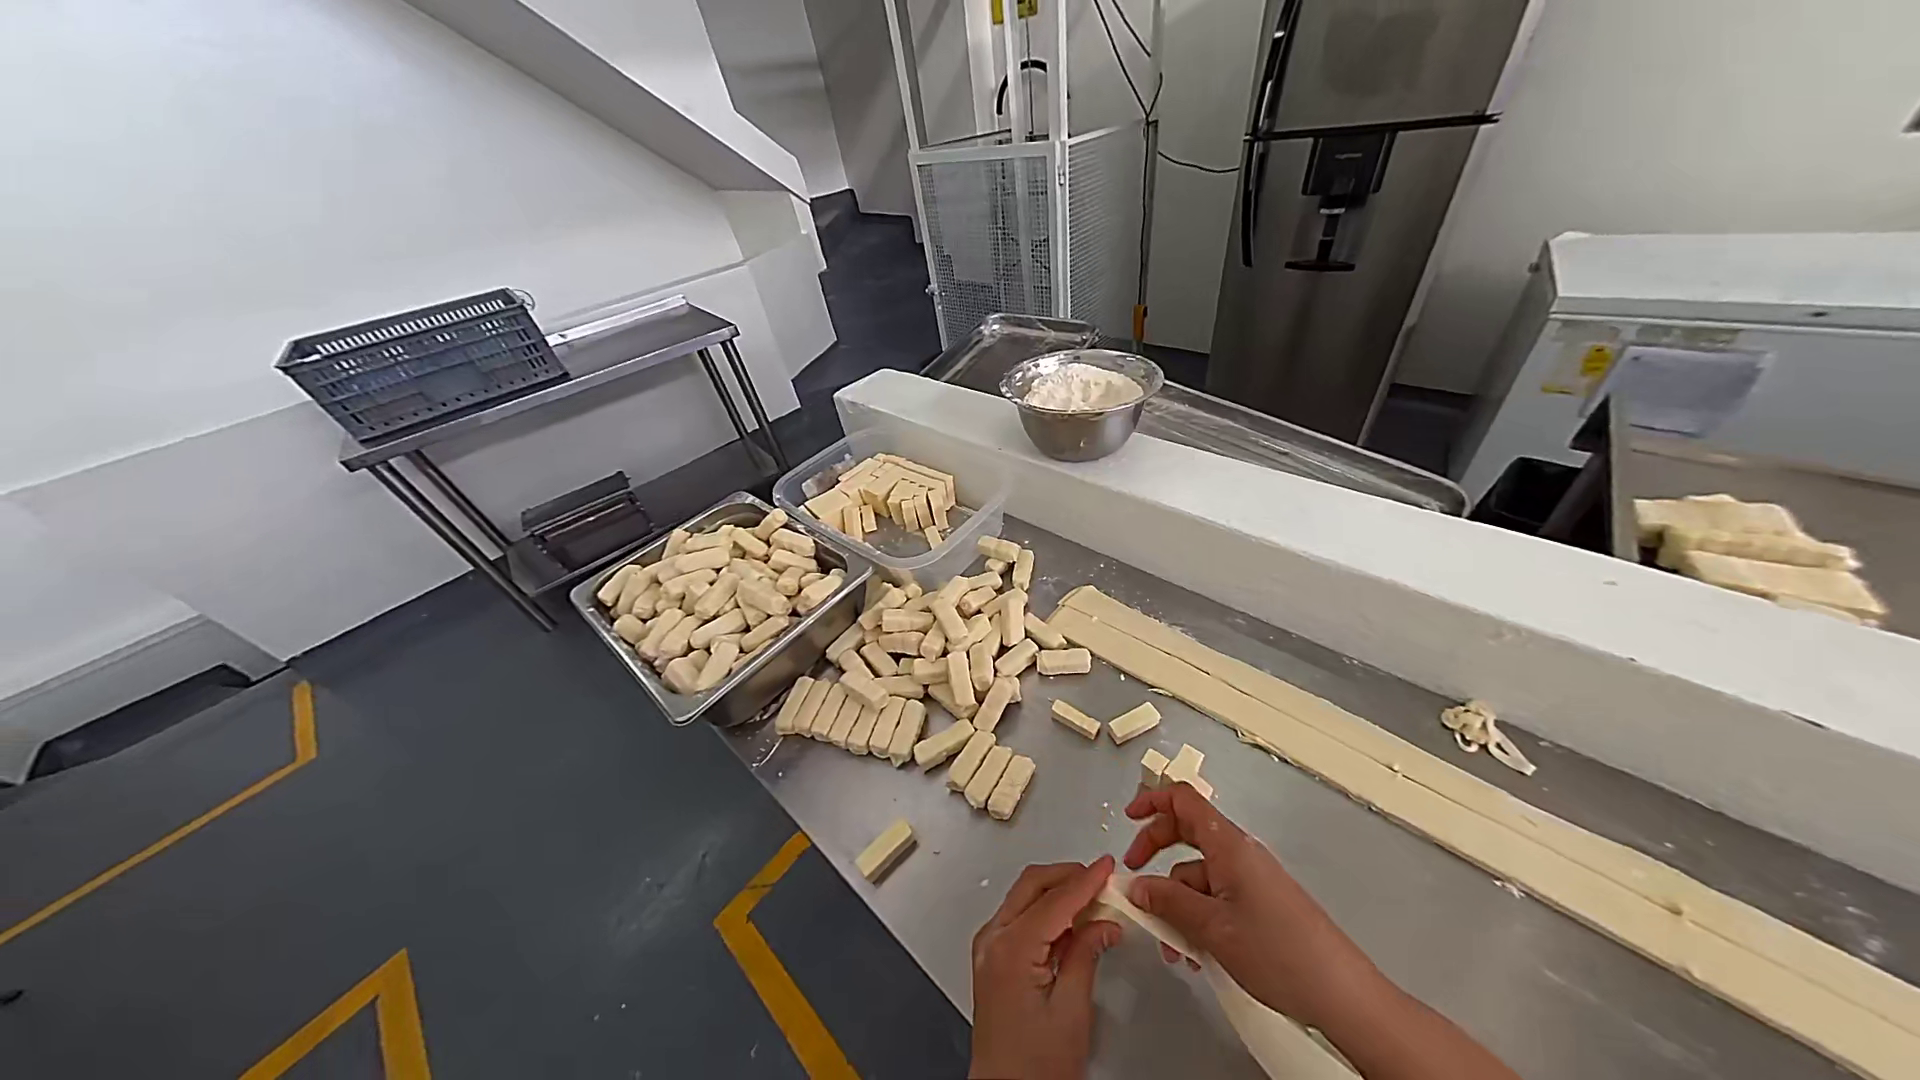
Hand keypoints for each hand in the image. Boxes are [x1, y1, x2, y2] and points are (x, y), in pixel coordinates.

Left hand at [969, 857, 1119, 1079]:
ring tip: (1093, 900)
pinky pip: (1020, 916)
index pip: (1054, 899)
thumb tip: (1102, 923)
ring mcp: (989, 947)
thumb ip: (1085, 955)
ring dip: (1057, 892)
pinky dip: (1046, 910)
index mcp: (1011, 950)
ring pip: (1024, 896)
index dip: (1085, 880)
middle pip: (1032, 885)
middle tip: (1101, 879)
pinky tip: (1070, 922)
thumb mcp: (1072, 1011)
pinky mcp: (993, 957)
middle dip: (1068, 876)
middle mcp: (993, 940)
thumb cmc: (1034, 1068)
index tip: (1106, 867)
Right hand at [1121, 784, 1382, 1029]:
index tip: (1129, 818)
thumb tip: (1136, 887)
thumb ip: (1167, 902)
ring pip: (1199, 875)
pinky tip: (1195, 953)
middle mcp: (1240, 854)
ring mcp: (1252, 880)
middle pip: (1187, 834)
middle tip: (1135, 881)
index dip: (1153, 801)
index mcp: (1228, 845)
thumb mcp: (1211, 928)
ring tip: (1171, 945)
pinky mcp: (1261, 906)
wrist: (1344, 997)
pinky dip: (1198, 917)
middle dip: (1155, 854)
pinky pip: (1216, 898)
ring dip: (1176, 902)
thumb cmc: (1278, 953)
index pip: (1185, 800)